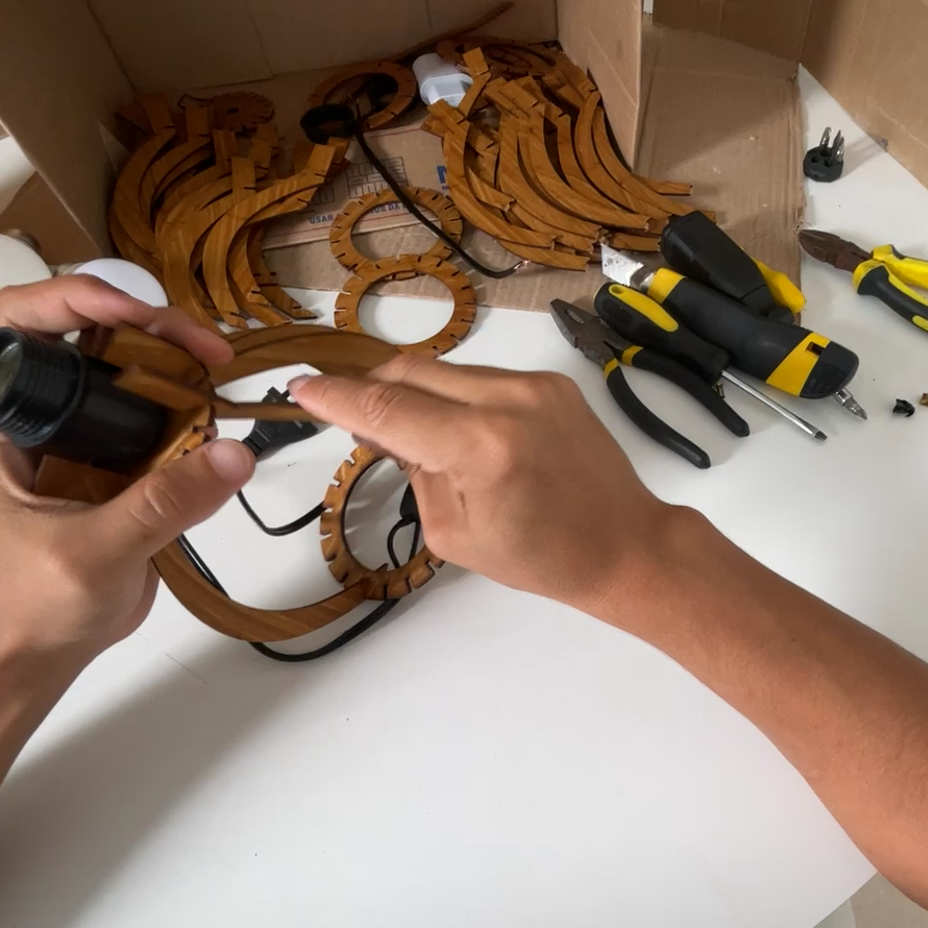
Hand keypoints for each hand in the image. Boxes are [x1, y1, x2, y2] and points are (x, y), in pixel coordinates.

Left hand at [0, 276, 254, 662]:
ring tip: (223, 375)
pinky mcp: (131, 462)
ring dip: (182, 365)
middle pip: (95, 337)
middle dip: (152, 328)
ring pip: (137, 373)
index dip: (75, 298)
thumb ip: (164, 503)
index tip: (138, 314)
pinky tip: (225, 421)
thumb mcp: (97, 549)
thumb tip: (237, 453)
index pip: (22, 325)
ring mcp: (92, 437)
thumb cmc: (40, 599)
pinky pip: (168, 418)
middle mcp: (49, 416)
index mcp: (8, 420)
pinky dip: (199, 409)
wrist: (49, 643)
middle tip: (210, 351)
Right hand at [286, 356, 681, 610]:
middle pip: (411, 372)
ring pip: (446, 371)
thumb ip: (414, 471)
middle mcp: (510, 399)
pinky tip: (461, 431)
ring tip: (420, 439)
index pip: (387, 408)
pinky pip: (482, 378)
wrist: (624, 543)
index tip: (302, 389)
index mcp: (482, 447)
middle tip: (360, 425)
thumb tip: (388, 431)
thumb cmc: (542, 556)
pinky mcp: (553, 381)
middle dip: (373, 392)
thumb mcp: (454, 532)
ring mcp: (536, 384)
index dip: (336, 397)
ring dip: (417, 396)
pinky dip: (456, 398)